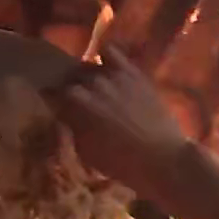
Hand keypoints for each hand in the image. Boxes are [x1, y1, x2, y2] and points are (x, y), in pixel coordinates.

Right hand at [45, 44, 200, 193]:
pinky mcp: (131, 72)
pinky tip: (107, 67)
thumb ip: (70, 127)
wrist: (166, 163)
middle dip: (69, 88)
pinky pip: (110, 52)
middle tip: (76, 100)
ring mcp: (111, 74)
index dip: (52, 99)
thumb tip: (63, 114)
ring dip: (87, 77)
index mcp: (75, 102)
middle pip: (70, 77)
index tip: (54, 106)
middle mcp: (89, 82)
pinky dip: (105, 57)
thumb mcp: (87, 152)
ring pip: (88, 66)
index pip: (52, 92)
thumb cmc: (123, 165)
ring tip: (94, 87)